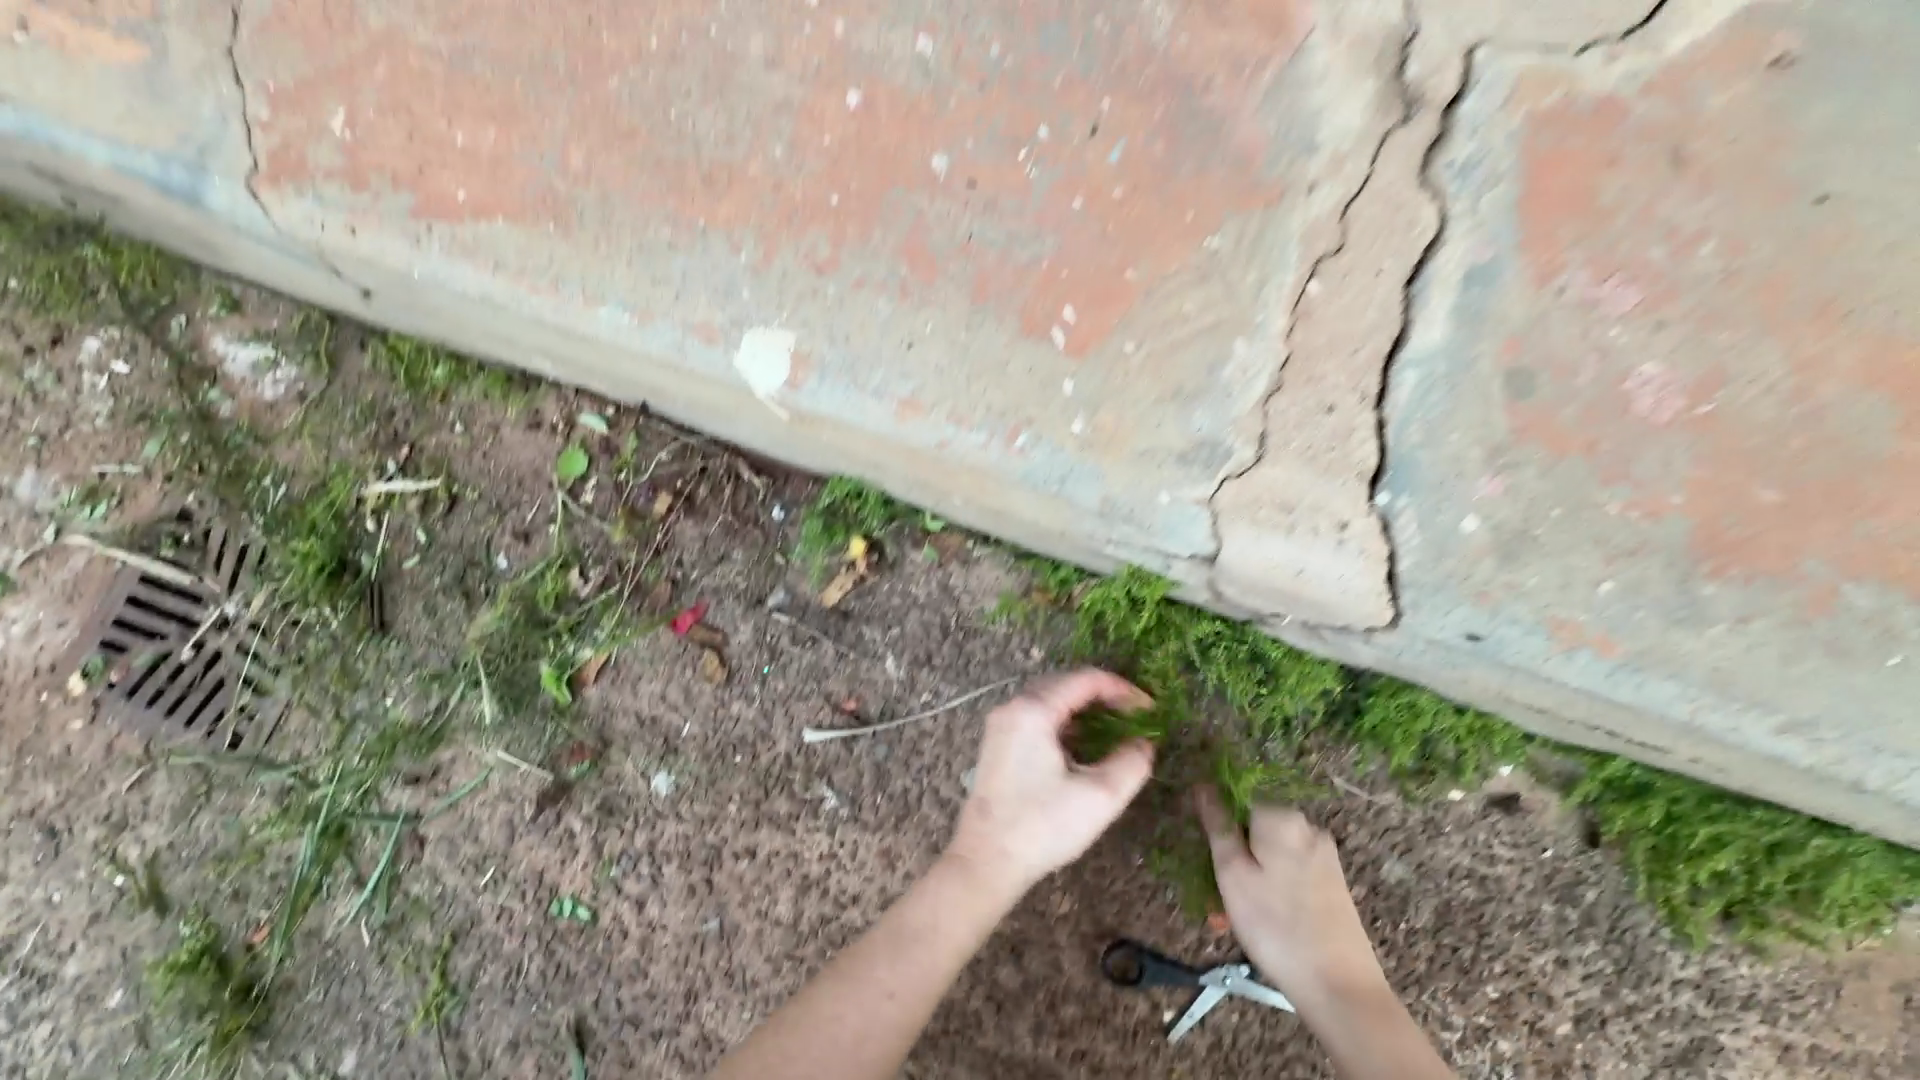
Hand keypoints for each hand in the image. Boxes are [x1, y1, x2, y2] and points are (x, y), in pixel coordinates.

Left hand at [945, 669, 1155, 897]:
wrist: (986, 861)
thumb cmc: (1042, 827)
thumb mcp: (1100, 796)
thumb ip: (1132, 762)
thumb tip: (1145, 744)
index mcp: (1033, 710)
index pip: (1085, 679)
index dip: (1123, 690)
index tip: (1149, 710)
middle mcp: (1012, 708)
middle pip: (1065, 685)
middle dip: (1104, 698)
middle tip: (1136, 719)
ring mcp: (1001, 726)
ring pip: (1050, 702)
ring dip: (1084, 712)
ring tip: (1116, 732)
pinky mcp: (997, 745)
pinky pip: (1037, 720)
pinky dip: (1065, 725)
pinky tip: (1084, 748)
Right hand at [1196, 787, 1388, 1009]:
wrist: (1340, 987)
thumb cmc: (1275, 926)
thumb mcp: (1233, 874)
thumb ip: (1218, 826)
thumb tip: (1204, 786)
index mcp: (1283, 818)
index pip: (1236, 802)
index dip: (1217, 829)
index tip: (1207, 861)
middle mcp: (1308, 828)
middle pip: (1255, 830)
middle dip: (1233, 858)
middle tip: (1217, 898)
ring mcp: (1325, 856)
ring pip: (1271, 855)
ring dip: (1249, 878)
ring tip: (1233, 918)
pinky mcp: (1332, 883)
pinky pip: (1289, 874)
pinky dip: (1271, 891)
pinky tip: (1262, 922)